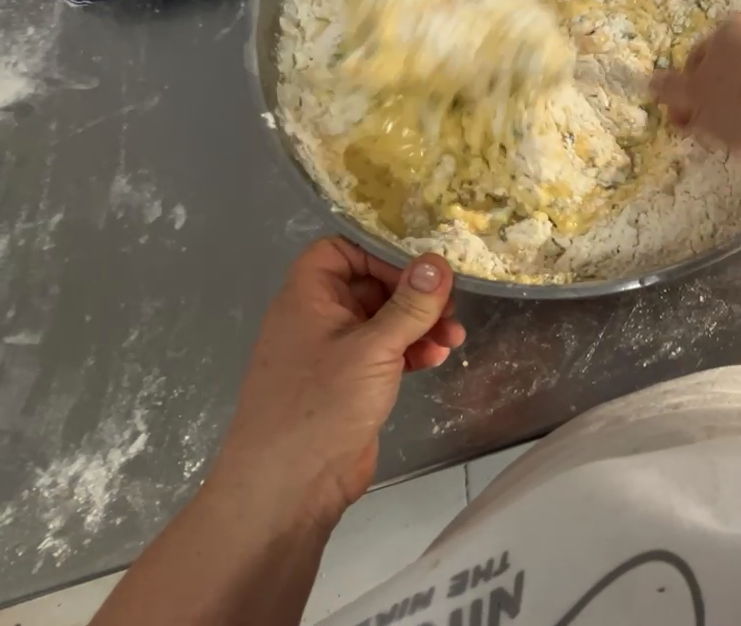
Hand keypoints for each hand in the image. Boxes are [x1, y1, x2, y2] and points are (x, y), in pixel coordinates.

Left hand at [213, 239, 465, 525]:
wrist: (289, 488)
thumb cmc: (320, 405)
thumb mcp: (374, 347)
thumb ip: (411, 303)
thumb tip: (438, 260)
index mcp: (308, 301)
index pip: (340, 251)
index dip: (378, 252)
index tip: (419, 268)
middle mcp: (320, 320)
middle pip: (374, 284)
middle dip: (417, 294)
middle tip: (449, 308)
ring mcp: (336, 352)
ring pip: (388, 318)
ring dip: (424, 323)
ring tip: (452, 340)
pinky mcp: (353, 380)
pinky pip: (391, 348)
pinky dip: (415, 348)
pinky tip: (436, 360)